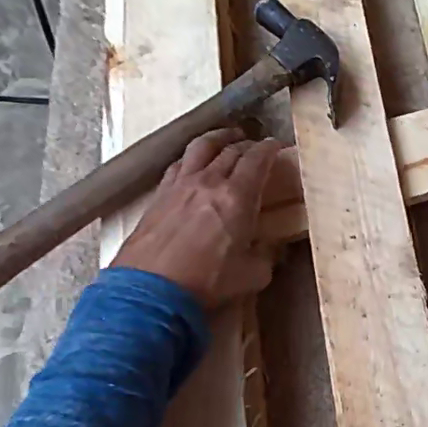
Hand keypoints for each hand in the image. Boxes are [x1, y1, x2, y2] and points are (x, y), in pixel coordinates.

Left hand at [112, 128, 283, 306]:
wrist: (151, 289)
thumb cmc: (206, 282)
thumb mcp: (253, 274)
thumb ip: (266, 255)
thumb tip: (271, 249)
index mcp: (237, 196)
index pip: (257, 159)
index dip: (269, 148)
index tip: (277, 146)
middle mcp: (209, 181)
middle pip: (231, 149)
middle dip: (248, 144)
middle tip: (257, 147)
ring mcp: (180, 185)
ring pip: (201, 147)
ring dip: (218, 138)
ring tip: (227, 137)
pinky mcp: (159, 195)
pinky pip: (179, 164)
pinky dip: (192, 157)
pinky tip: (195, 162)